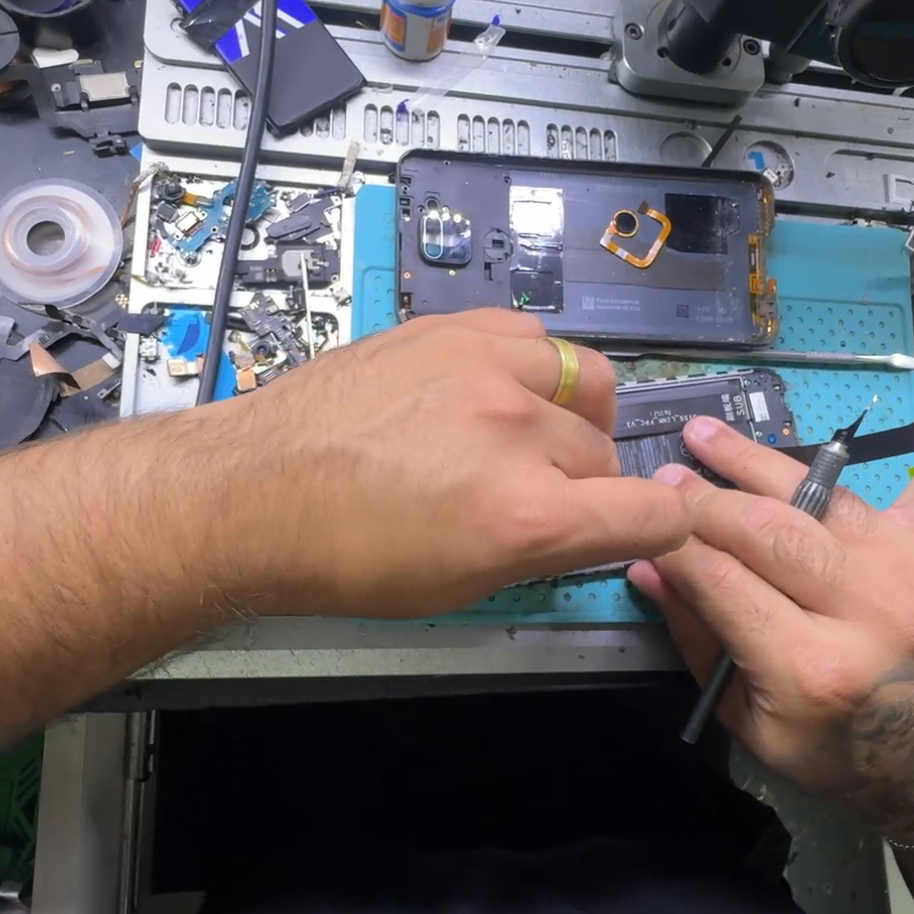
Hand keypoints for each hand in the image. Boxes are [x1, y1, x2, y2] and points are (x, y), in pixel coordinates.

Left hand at [194, 310, 690, 618]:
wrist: (255, 491)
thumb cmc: (344, 557)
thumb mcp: (460, 585)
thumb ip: (542, 550)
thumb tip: (584, 523)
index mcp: (528, 516)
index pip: (653, 514)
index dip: (658, 528)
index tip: (638, 525)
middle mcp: (519, 432)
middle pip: (609, 452)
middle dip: (586, 482)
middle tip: (536, 493)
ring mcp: (484, 368)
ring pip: (586, 381)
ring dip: (571, 415)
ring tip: (527, 433)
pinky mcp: (449, 328)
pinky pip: (533, 337)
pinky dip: (532, 369)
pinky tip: (497, 389)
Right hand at [628, 359, 913, 839]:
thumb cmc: (832, 755)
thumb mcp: (744, 721)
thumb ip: (696, 637)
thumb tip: (645, 563)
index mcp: (811, 668)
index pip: (717, 578)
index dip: (670, 544)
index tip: (636, 520)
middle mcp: (867, 611)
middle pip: (764, 529)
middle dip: (701, 502)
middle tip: (661, 482)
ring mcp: (909, 575)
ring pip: (817, 496)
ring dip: (754, 460)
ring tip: (704, 434)